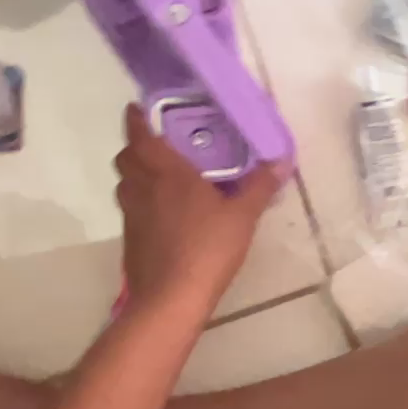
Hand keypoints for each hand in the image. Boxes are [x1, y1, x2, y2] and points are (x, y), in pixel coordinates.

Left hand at [115, 104, 283, 314]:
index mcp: (167, 173)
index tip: (141, 109)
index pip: (140, 135)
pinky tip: (165, 214)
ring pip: (126, 183)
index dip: (137, 119)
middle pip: (126, 158)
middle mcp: (142, 188)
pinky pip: (131, 208)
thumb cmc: (207, 249)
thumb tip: (282, 160)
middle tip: (160, 145)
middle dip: (137, 147)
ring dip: (137, 174)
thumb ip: (260, 186)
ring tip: (163, 177)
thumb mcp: (242, 216)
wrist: (170, 298)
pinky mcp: (130, 239)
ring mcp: (132, 215)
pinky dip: (142, 201)